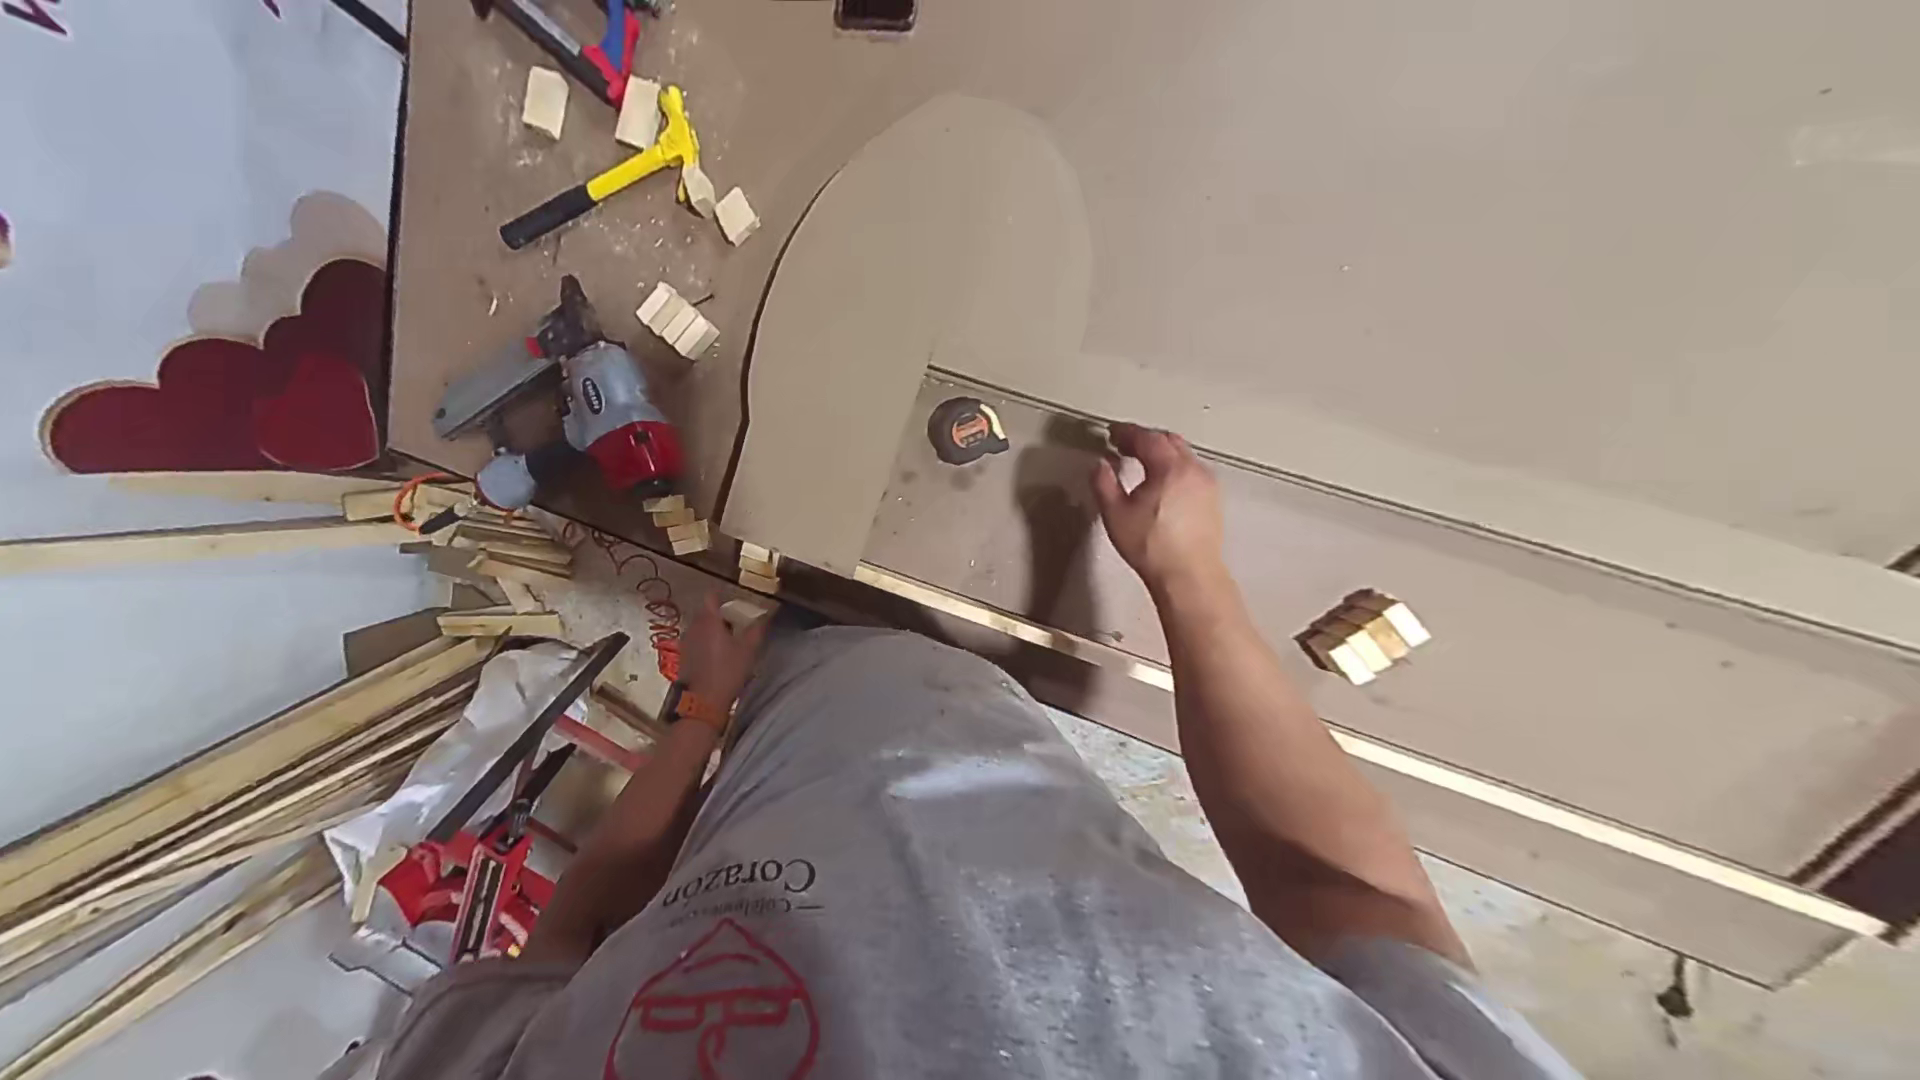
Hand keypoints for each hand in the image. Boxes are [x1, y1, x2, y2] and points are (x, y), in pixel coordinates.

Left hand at [679, 594, 768, 708]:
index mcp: (709, 620)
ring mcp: (686, 641)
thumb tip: (768, 614)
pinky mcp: (683, 656)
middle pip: (706, 612)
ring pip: (700, 626)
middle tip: (738, 622)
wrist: (702, 702)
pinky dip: (706, 641)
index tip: (734, 600)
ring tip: (730, 639)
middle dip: (720, 614)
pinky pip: (696, 640)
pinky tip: (718, 654)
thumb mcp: (749, 649)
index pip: (711, 596)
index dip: (722, 595)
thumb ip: (758, 628)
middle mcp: (693, 626)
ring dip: (713, 629)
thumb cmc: (727, 670)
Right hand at [1091, 422, 1225, 596]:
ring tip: (1142, 460)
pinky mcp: (1212, 502)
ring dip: (1162, 452)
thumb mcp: (1115, 514)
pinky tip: (1163, 482)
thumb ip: (1104, 483)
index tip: (1114, 432)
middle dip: (1145, 438)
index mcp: (1170, 468)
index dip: (1126, 432)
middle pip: (1169, 440)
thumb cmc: (1154, 548)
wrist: (1187, 575)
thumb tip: (1100, 467)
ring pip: (1183, 455)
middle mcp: (1193, 471)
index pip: (1147, 437)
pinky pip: (1192, 472)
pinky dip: (1175, 468)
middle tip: (1125, 442)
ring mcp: (1207, 486)